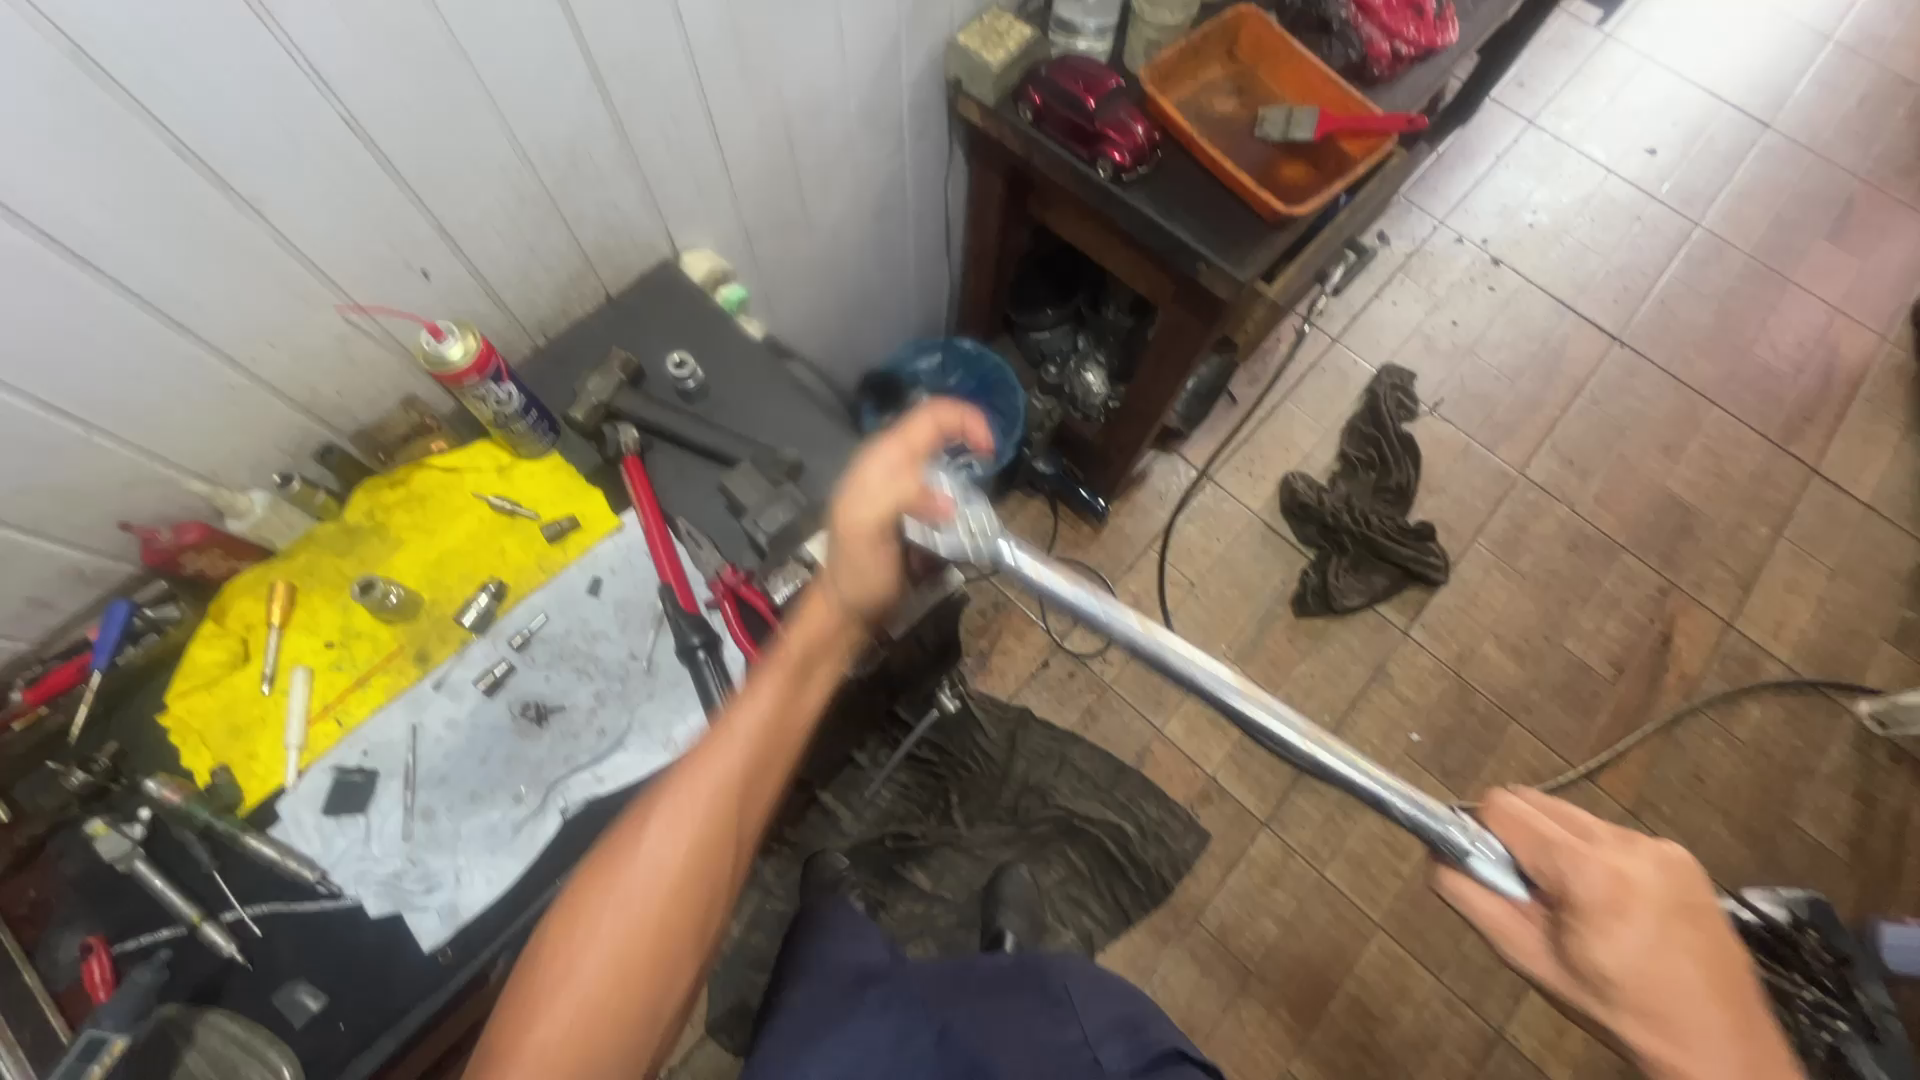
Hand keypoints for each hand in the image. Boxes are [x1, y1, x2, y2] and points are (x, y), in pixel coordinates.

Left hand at [818, 398, 993, 626]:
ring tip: (979, 493)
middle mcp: (892, 463)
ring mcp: (902, 484)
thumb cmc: (858, 570)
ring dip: (966, 466)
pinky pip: (942, 483)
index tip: (990, 450)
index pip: (929, 415)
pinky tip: (963, 512)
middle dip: (970, 437)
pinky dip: (960, 491)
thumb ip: (900, 498)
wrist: (848, 606)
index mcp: (882, 458)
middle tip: (991, 465)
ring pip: (942, 454)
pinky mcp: (912, 505)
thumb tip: (947, 501)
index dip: (965, 419)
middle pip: (939, 427)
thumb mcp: (867, 529)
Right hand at [1434, 788, 1802, 1079]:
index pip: (1501, 806)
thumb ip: (1466, 893)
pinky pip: (1606, 832)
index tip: (1490, 871)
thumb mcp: (1524, 955)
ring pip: (1566, 814)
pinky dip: (1590, 854)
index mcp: (1586, 870)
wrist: (1720, 1047)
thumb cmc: (1611, 1006)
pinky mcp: (1680, 854)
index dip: (1480, 831)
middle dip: (1514, 834)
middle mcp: (1625, 843)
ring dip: (1551, 843)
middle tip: (1525, 887)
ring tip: (1571, 900)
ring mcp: (1659, 845)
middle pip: (1532, 801)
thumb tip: (1434, 850)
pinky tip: (1608, 901)